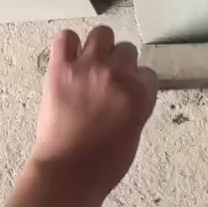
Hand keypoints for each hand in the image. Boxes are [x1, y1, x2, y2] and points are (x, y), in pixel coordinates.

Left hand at [27, 25, 158, 197]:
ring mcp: (87, 68)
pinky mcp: (60, 68)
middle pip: (127, 50)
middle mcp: (116, 74)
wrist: (67, 172)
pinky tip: (69, 59)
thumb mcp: (134, 132)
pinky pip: (65, 38)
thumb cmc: (104, 163)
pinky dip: (68, 45)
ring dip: (99, 47)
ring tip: (90, 63)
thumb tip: (129, 88)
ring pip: (102, 34)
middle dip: (120, 64)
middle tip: (107, 80)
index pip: (148, 72)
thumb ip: (136, 103)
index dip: (137, 83)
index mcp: (139, 93)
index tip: (126, 93)